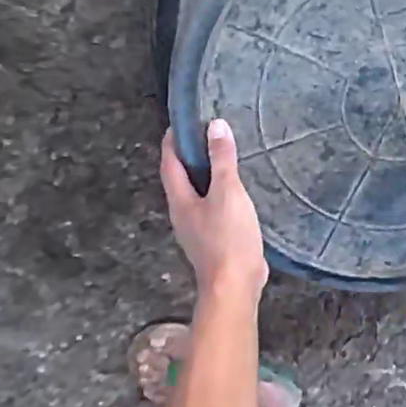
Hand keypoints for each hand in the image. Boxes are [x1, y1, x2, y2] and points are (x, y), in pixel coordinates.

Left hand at [159, 119, 268, 298]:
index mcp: (180, 200)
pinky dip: (218, 191)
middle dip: (189, 156)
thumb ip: (222, 159)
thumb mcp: (228, 191)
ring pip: (196, 193)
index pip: (170, 163)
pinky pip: (211, 206)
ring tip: (222, 157)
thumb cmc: (228, 236)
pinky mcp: (213, 239)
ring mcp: (197, 229)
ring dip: (204, 174)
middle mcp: (183, 213)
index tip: (181, 121)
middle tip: (206, 134)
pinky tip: (236, 190)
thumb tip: (215, 125)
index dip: (172, 141)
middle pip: (180, 178)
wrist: (235, 285)